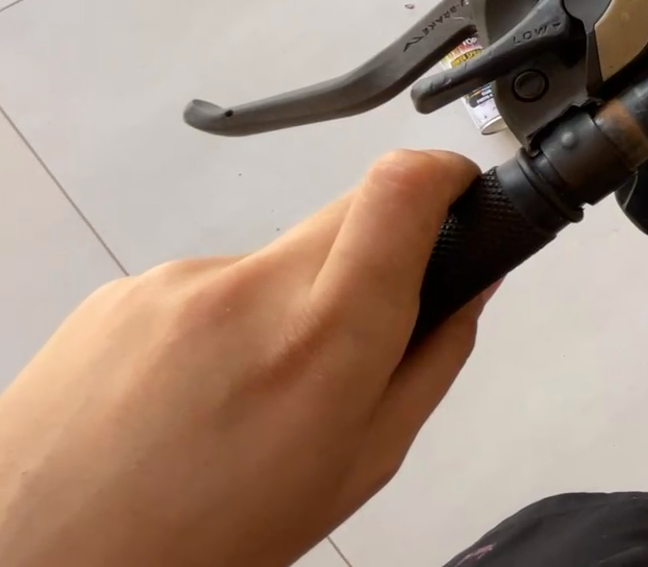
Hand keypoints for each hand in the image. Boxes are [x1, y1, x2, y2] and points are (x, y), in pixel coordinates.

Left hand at [0, 150, 487, 566]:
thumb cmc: (214, 537)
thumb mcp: (371, 455)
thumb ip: (440, 354)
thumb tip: (475, 281)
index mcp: (330, 334)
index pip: (399, 189)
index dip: (444, 171)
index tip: (457, 189)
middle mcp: (251, 291)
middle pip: (356, 210)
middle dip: (381, 248)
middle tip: (361, 321)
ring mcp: (176, 286)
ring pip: (287, 252)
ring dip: (296, 295)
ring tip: (251, 383)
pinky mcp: (119, 294)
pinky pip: (217, 281)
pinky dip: (228, 320)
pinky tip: (192, 389)